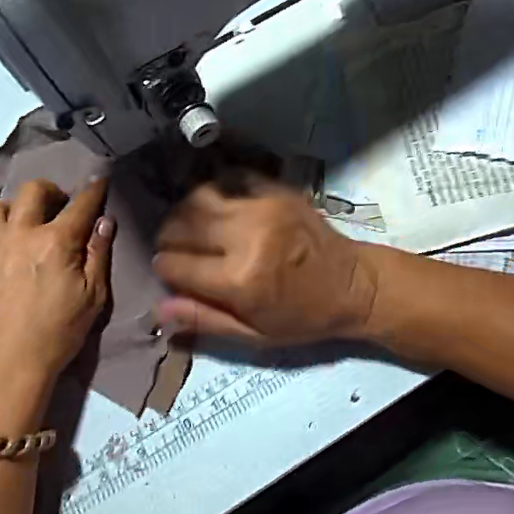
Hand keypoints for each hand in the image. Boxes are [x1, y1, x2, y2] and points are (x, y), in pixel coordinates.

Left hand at [0, 177, 113, 432]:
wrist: (1, 366)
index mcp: (54, 241)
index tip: (99, 181)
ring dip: (12, 212)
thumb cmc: (56, 334)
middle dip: (49, 192)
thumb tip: (103, 221)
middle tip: (56, 209)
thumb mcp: (93, 297)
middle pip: (32, 191)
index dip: (93, 190)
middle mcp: (17, 233)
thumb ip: (97, 254)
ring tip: (19, 229)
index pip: (79, 204)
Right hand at [152, 182, 382, 343]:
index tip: (172, 273)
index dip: (166, 270)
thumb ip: (204, 320)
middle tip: (178, 250)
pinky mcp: (276, 190)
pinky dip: (215, 190)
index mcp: (239, 280)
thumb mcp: (254, 336)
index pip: (174, 264)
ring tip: (193, 227)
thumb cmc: (304, 317)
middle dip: (169, 238)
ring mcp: (262, 207)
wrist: (355, 285)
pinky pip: (230, 178)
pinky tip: (218, 206)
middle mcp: (246, 236)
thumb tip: (158, 309)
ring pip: (198, 197)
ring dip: (186, 212)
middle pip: (179, 224)